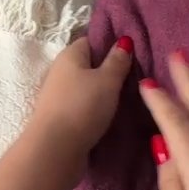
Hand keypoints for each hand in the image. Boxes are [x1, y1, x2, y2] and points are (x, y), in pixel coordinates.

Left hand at [27, 35, 135, 158]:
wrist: (55, 149)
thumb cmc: (83, 107)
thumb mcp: (107, 80)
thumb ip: (117, 60)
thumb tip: (124, 40)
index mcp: (69, 55)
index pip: (92, 41)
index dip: (111, 47)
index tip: (131, 57)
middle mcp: (60, 71)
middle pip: (88, 66)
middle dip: (108, 73)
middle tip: (133, 81)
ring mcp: (58, 95)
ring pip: (85, 88)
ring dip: (102, 95)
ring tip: (126, 101)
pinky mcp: (59, 117)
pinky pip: (81, 107)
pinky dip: (94, 111)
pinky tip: (109, 118)